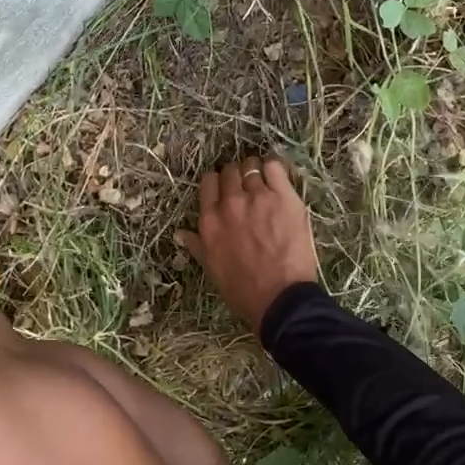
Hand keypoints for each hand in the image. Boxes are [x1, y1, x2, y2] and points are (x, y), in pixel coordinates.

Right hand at [181, 156, 318, 327]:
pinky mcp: (284, 196)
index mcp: (210, 219)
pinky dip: (274, 168)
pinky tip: (277, 177)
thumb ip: (197, 245)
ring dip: (255, 172)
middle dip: (236, 176)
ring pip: (252, 167)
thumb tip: (180, 232)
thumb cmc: (243, 289)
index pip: (208, 182)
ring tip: (263, 182)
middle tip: (246, 187)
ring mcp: (258, 196)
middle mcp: (231, 202)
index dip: (217, 183)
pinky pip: (275, 167)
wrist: (281, 297)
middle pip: (230, 171)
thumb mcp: (212, 269)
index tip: (225, 189)